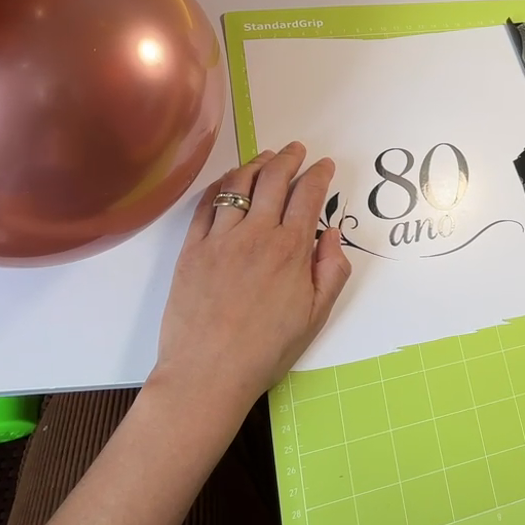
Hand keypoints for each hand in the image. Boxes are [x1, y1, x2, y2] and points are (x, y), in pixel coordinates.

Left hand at [151, 143, 351, 410]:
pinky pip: (205, 205)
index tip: (325, 165)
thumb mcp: (315, 317)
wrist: (207, 375)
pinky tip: (227, 181)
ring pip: (239, 185)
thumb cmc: (266, 351)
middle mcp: (256, 234)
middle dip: (289, 158)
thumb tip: (332, 234)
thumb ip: (332, 271)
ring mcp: (220, 239)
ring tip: (265, 157)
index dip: (319, 173)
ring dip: (256, 164)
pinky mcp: (191, 249)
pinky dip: (219, 185)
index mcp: (291, 249)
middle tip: (297, 149)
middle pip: (275, 179)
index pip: (309, 195)